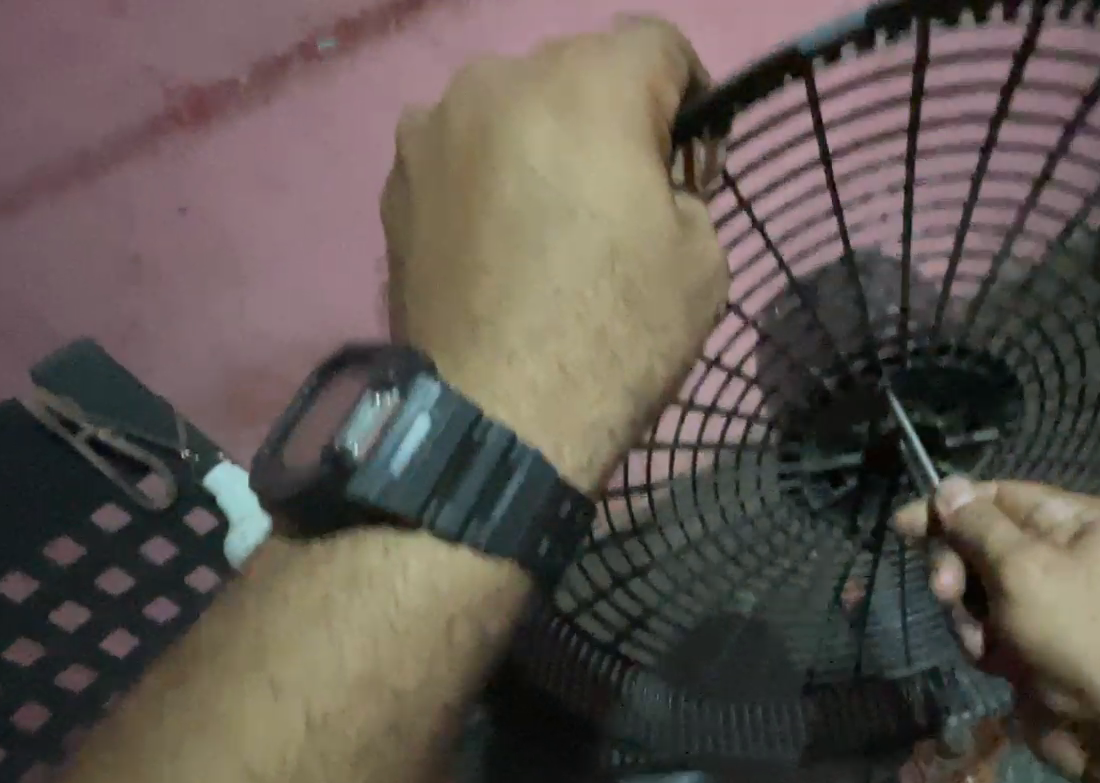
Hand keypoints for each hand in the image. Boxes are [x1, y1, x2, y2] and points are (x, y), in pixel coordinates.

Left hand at [382, 16, 728, 489]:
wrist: (502, 420)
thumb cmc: (619, 337)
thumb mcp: (704, 263)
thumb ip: (688, 192)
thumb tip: (654, 185)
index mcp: (589, 88)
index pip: (659, 44)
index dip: (692, 96)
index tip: (692, 161)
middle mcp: (498, 80)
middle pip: (579, 76)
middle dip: (614, 126)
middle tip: (624, 206)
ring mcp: (432, 129)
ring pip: (514, 114)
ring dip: (546, 151)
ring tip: (553, 235)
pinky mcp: (395, 185)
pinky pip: (464, 160)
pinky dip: (493, 186)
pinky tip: (502, 255)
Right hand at [892, 477, 1099, 757]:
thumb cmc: (1082, 634)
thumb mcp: (1025, 567)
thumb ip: (977, 525)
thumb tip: (946, 486)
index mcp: (1076, 522)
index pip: (998, 497)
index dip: (948, 508)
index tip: (903, 525)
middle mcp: (1065, 556)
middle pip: (983, 544)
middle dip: (958, 568)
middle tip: (946, 592)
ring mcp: (1050, 605)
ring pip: (978, 591)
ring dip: (968, 615)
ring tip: (983, 642)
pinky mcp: (1035, 647)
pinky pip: (989, 629)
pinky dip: (983, 644)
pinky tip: (994, 664)